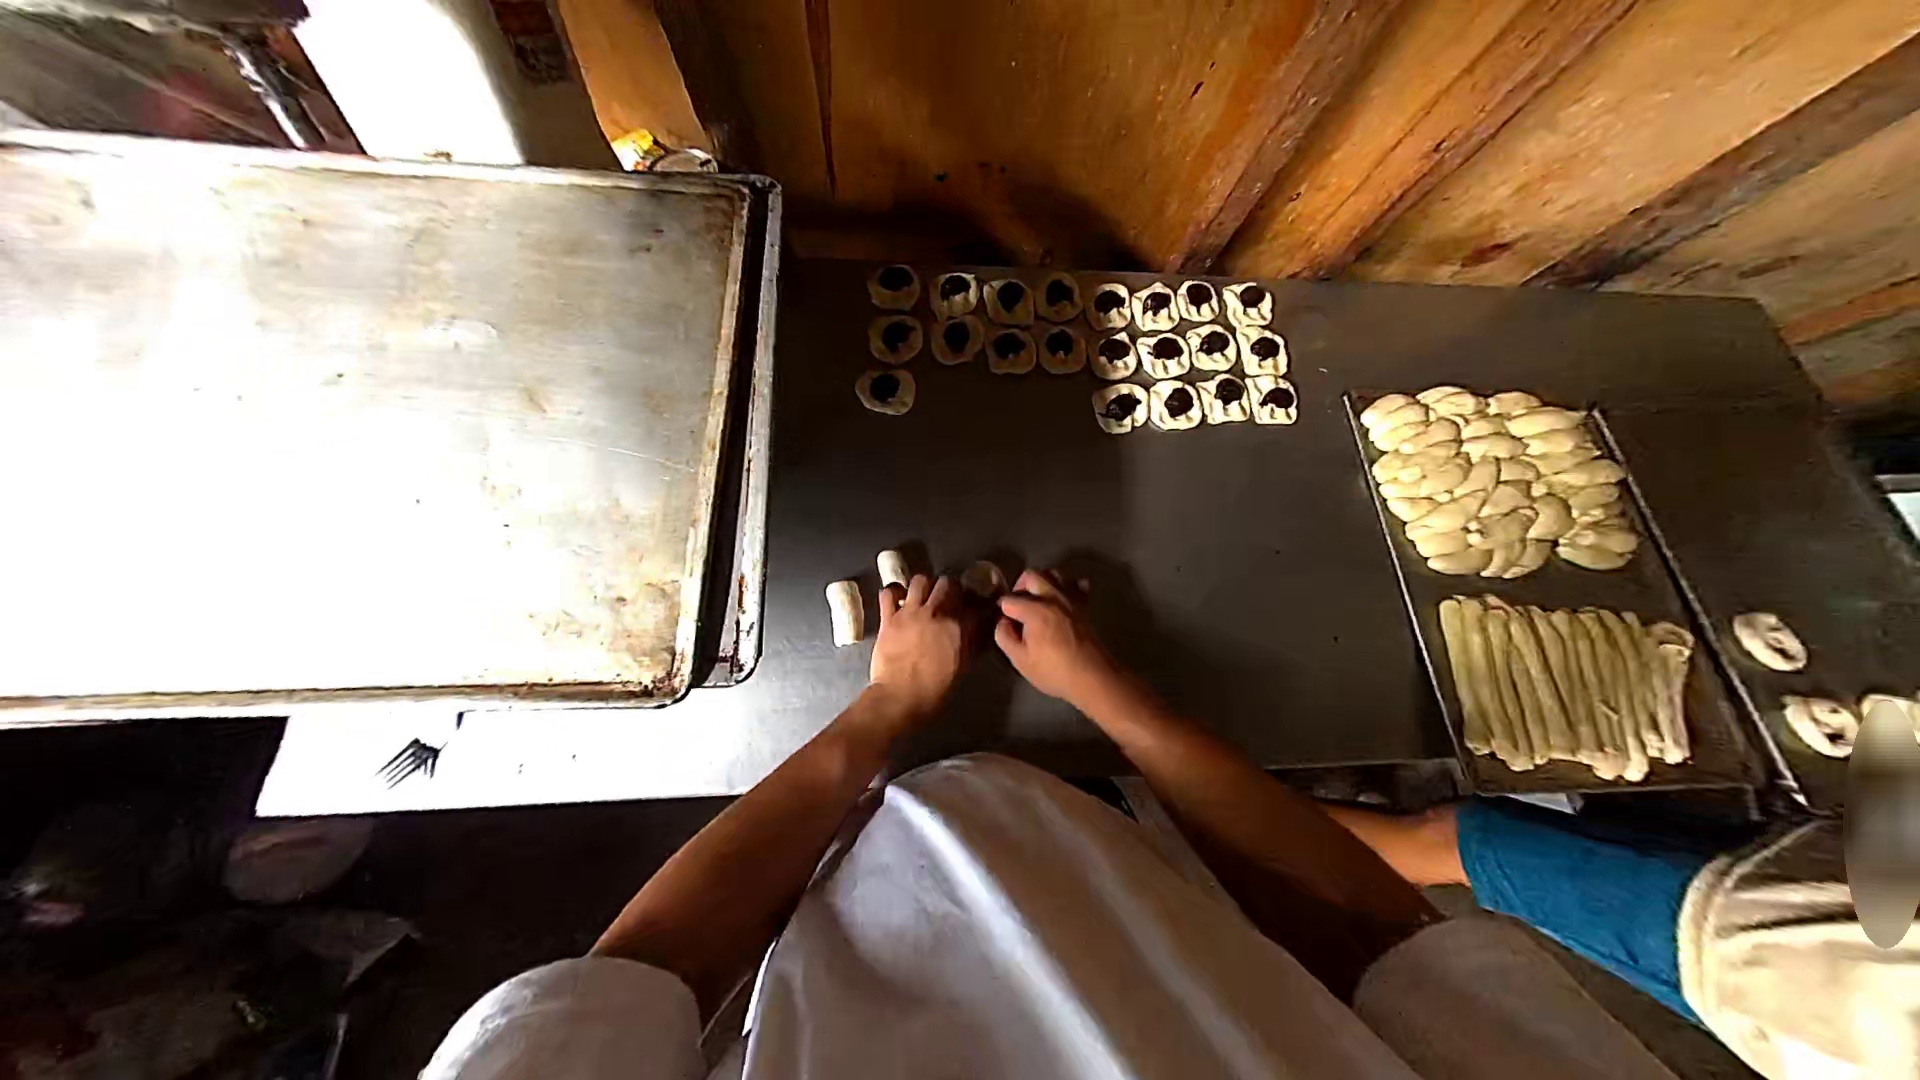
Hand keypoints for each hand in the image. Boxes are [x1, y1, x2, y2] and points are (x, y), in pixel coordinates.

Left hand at [867, 574, 971, 723]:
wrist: (900, 696)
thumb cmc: (934, 690)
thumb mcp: (961, 667)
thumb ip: (968, 644)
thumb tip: (973, 633)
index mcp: (958, 627)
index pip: (973, 606)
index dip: (974, 606)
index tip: (973, 609)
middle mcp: (936, 613)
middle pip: (948, 583)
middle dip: (950, 587)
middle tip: (947, 596)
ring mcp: (911, 612)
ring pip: (920, 580)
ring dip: (923, 585)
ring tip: (921, 595)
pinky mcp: (889, 617)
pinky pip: (888, 593)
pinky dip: (892, 592)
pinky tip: (895, 598)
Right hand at [995, 569, 1123, 707]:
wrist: (1093, 677)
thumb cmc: (1053, 671)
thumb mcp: (1020, 660)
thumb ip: (1004, 636)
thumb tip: (1003, 621)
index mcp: (1034, 610)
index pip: (1009, 599)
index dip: (1003, 610)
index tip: (1005, 623)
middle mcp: (1052, 597)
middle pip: (1031, 575)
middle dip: (1019, 585)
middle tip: (1017, 604)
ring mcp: (1071, 599)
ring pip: (1054, 573)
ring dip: (1042, 580)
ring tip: (1038, 599)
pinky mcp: (1084, 605)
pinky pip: (1076, 583)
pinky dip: (1068, 585)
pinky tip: (1063, 598)